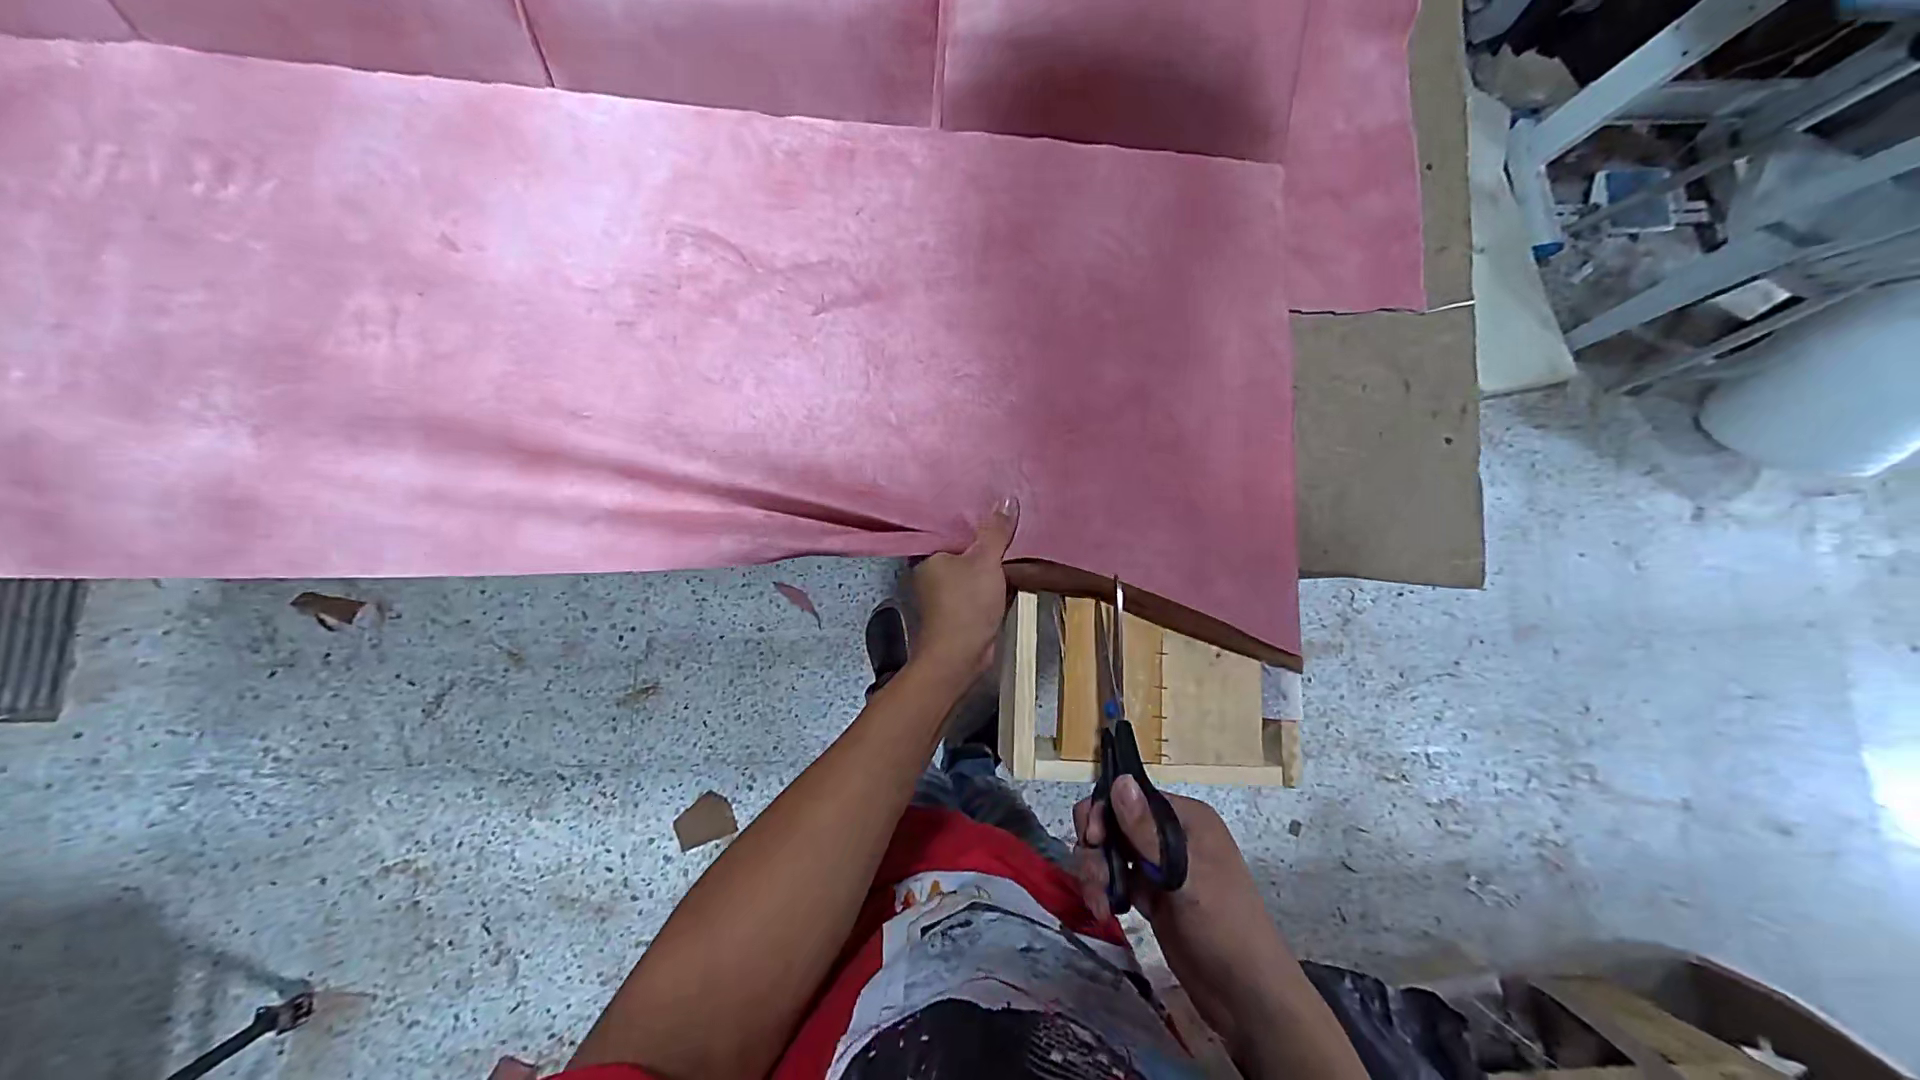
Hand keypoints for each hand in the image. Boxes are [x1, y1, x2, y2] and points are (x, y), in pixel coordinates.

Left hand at [910, 497, 1017, 671]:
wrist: (960, 655)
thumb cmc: (966, 604)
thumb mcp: (985, 561)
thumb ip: (996, 531)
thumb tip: (1008, 499)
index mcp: (928, 552)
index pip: (948, 521)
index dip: (969, 510)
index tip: (991, 494)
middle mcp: (933, 568)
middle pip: (963, 543)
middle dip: (986, 533)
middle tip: (1010, 511)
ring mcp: (947, 588)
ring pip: (974, 564)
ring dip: (993, 556)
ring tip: (1018, 531)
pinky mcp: (962, 605)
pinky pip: (982, 582)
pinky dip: (996, 576)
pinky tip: (1016, 562)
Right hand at [1073, 778, 1297, 1047]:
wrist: (1246, 995)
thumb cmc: (1222, 926)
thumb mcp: (1183, 876)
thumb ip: (1146, 831)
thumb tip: (1120, 779)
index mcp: (1185, 818)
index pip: (1130, 796)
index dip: (1104, 812)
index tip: (1092, 840)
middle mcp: (1170, 834)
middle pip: (1114, 822)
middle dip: (1096, 848)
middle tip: (1095, 879)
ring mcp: (1160, 865)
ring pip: (1110, 851)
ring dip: (1096, 872)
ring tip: (1099, 904)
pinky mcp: (1152, 894)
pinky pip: (1116, 878)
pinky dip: (1104, 890)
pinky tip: (1105, 911)